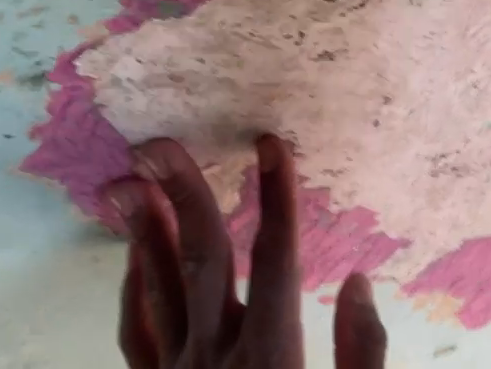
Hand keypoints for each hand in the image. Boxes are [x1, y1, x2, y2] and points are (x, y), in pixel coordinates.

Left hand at [108, 136, 387, 368]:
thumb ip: (363, 359)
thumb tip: (361, 281)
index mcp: (271, 357)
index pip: (277, 256)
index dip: (277, 195)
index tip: (272, 142)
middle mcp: (217, 357)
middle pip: (202, 256)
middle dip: (183, 191)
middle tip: (156, 144)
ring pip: (157, 288)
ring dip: (141, 231)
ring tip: (126, 182)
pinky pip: (135, 337)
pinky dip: (132, 291)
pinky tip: (131, 261)